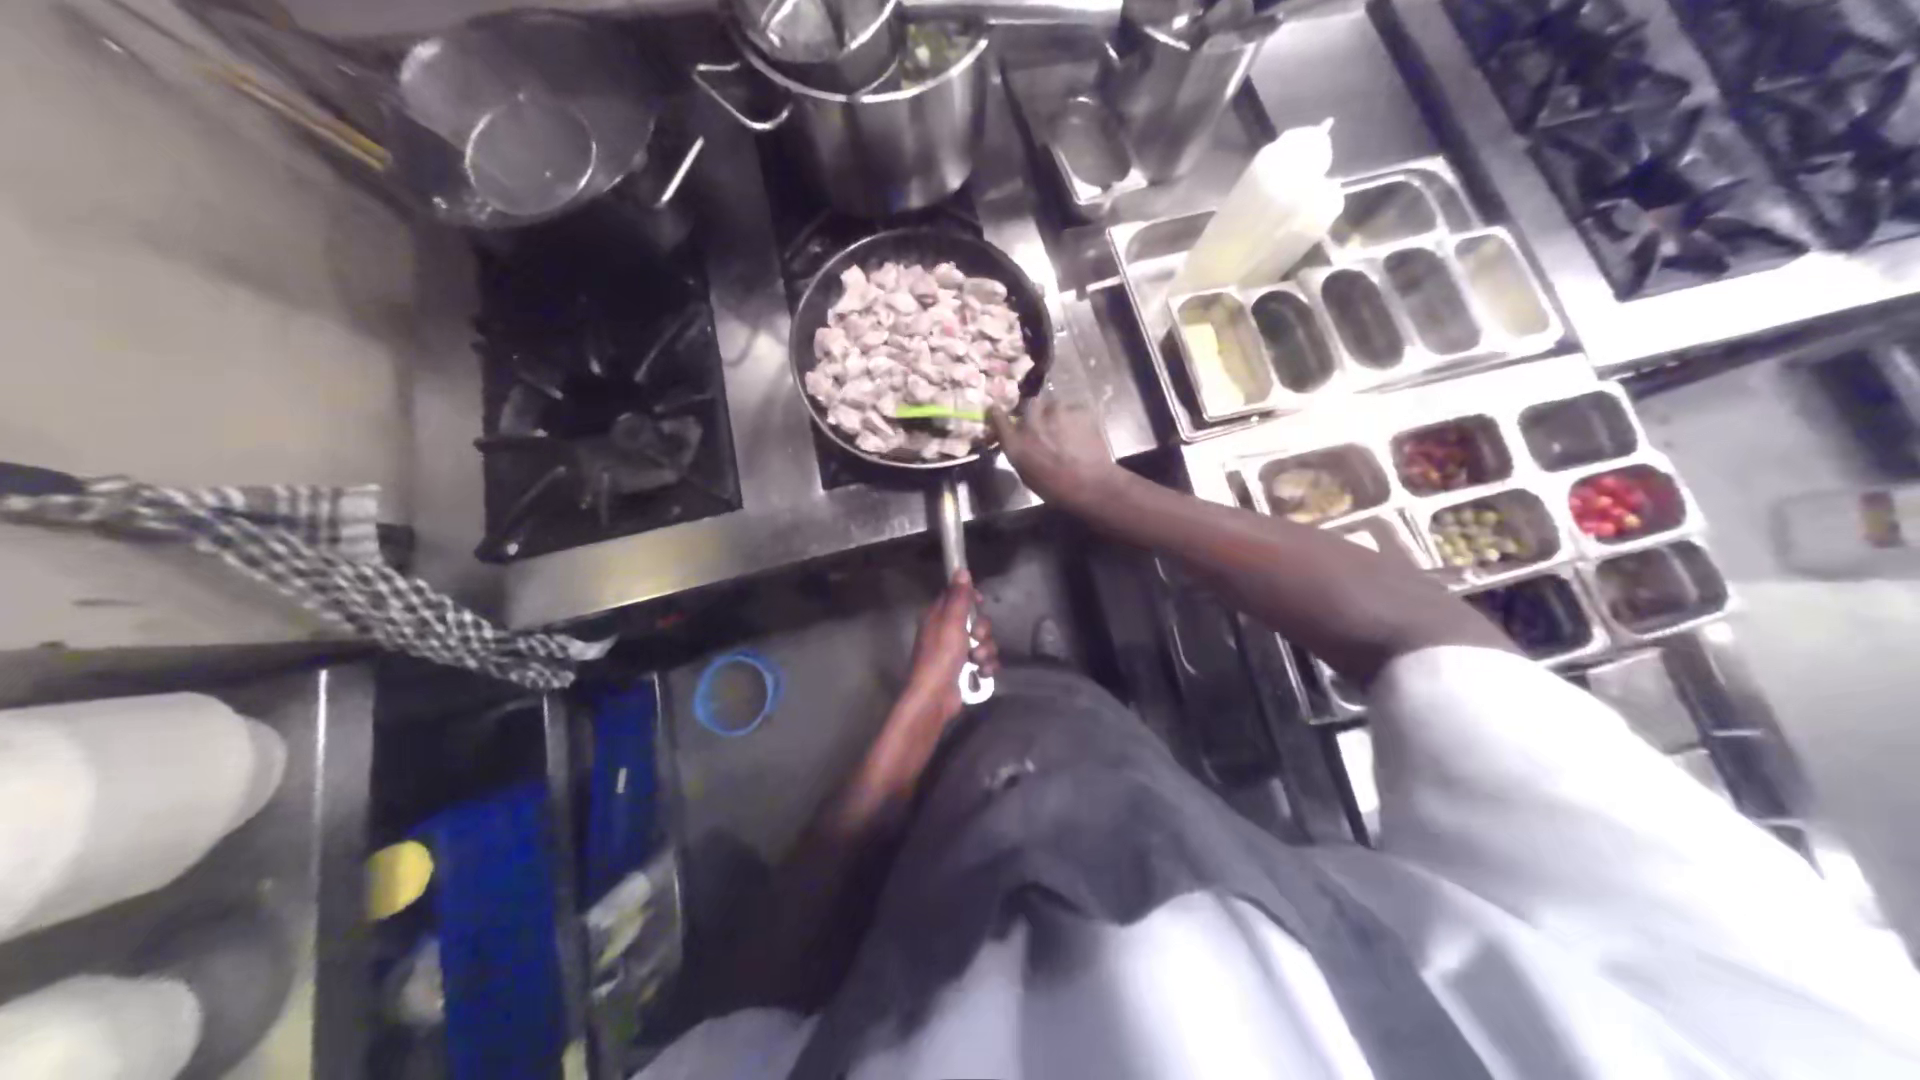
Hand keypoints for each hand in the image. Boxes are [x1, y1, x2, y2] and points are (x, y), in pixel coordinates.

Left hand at [898, 569, 999, 731]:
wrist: (935, 697)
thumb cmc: (941, 656)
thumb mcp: (951, 622)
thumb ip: (959, 597)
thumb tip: (961, 570)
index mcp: (937, 617)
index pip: (957, 597)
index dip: (972, 599)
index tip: (980, 604)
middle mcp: (946, 632)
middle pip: (976, 620)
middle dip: (983, 631)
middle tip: (976, 639)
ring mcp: (956, 652)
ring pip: (983, 642)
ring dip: (986, 651)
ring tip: (978, 662)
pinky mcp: (965, 670)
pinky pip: (985, 660)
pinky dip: (987, 666)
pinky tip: (983, 673)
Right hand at [988, 399, 1120, 506]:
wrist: (1091, 485)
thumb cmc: (1056, 488)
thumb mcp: (1026, 473)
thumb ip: (1018, 451)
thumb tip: (1019, 440)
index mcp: (1016, 443)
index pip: (998, 417)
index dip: (998, 412)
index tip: (1000, 411)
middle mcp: (1032, 422)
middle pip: (1029, 404)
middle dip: (1034, 411)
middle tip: (1043, 423)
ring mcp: (1056, 413)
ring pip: (1053, 404)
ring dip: (1055, 414)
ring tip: (1065, 429)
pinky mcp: (1079, 410)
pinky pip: (1073, 409)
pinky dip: (1074, 418)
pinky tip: (1081, 432)